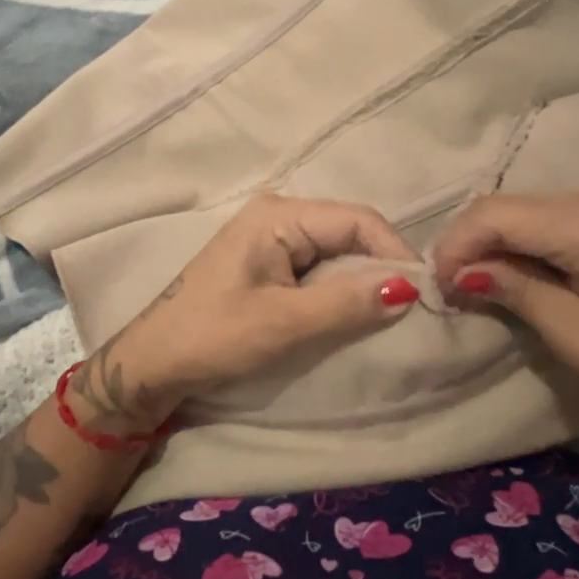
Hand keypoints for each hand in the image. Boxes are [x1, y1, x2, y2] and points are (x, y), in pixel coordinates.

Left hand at [65, 195, 420, 434]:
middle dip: (382, 266)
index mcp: (277, 214)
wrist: (155, 364)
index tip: (424, 292)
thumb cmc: (213, 336)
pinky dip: (340, 290)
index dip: (394, 251)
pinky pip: (318, 269)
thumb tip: (408, 287)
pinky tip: (355, 314)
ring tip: (392, 314)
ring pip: (336, 252)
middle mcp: (276, 215)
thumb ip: (346, 301)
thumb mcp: (284, 322)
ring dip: (363, 280)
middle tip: (415, 307)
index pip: (357, 219)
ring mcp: (270, 239)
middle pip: (349, 232)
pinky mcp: (267, 265)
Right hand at [431, 182, 578, 446]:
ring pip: (522, 208)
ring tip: (484, 289)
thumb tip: (461, 273)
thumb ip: (518, 295)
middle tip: (455, 293)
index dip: (455, 245)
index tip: (439, 287)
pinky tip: (520, 275)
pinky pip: (546, 213)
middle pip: (506, 206)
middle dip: (470, 246)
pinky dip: (521, 241)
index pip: (496, 214)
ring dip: (494, 244)